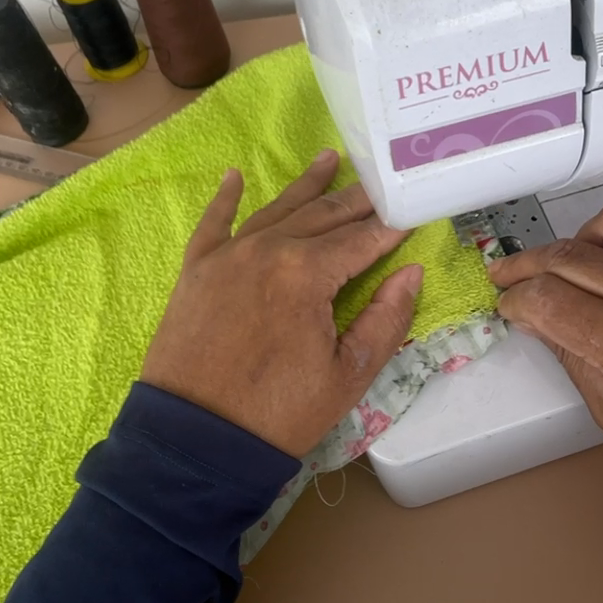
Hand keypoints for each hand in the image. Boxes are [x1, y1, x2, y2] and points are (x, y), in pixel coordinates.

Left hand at [141, 150, 420, 457]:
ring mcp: (228, 256)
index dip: (389, 229)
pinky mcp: (196, 271)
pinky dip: (225, 198)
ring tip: (329, 158)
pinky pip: (214, 224)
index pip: (361, 240)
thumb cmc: (279, 414)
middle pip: (322, 216)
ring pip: (277, 209)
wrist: (192, 445)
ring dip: (306, 185)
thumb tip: (411, 271)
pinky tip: (235, 175)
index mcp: (307, 273)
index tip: (410, 212)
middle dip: (356, 200)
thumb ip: (386, 318)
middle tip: (380, 180)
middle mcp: (268, 249)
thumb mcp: (349, 375)